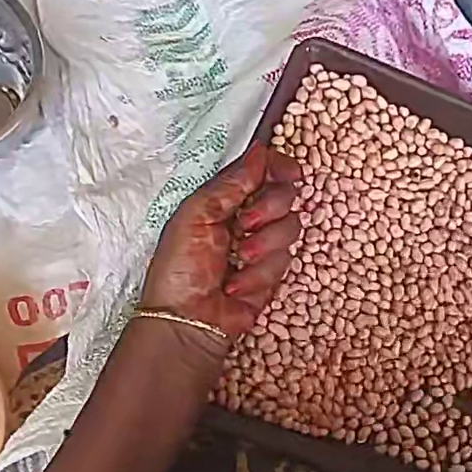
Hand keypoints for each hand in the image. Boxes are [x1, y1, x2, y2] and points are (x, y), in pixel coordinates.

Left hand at [140, 144, 301, 355]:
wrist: (188, 319)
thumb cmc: (180, 268)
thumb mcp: (196, 215)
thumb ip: (230, 184)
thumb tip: (259, 151)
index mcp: (224, 199)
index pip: (260, 172)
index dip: (278, 167)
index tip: (291, 172)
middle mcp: (247, 219)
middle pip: (284, 195)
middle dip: (271, 208)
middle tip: (248, 223)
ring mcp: (262, 246)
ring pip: (290, 228)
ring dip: (265, 244)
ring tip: (240, 259)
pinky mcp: (272, 273)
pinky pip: (284, 261)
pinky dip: (259, 273)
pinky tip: (236, 285)